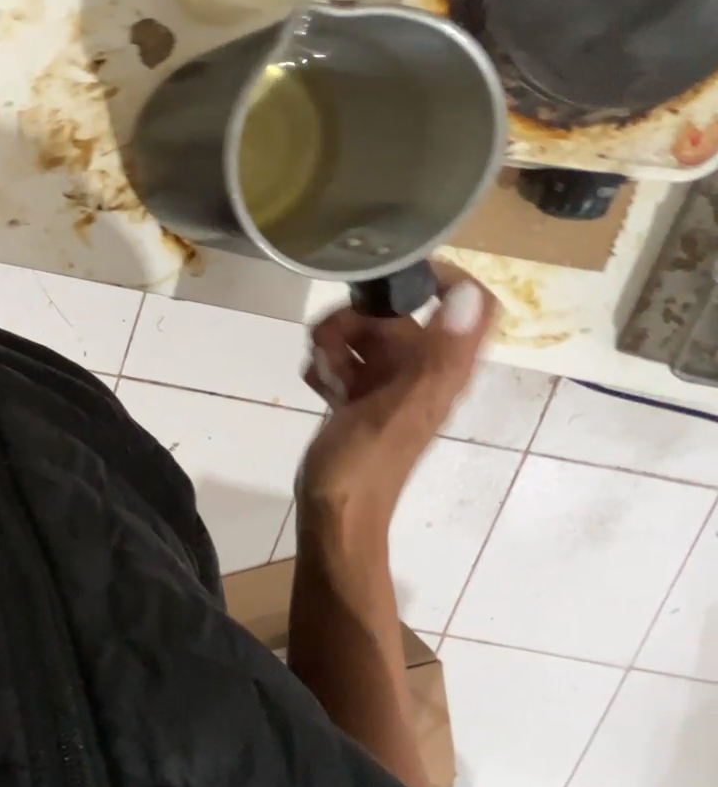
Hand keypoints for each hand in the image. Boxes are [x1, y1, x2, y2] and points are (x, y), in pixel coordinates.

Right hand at [297, 262, 499, 546]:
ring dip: (331, 346)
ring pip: (361, 334)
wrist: (334, 512)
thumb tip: (464, 295)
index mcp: (444, 368)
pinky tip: (318, 388)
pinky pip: (341, 359)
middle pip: (396, 313)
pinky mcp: (360, 394)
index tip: (385, 274)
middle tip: (326, 347)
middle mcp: (422, 368)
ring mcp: (390, 382)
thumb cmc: (365, 465)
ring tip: (323, 376)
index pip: (468, 302)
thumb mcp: (399, 408)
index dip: (439, 278)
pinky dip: (323, 367)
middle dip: (354, 320)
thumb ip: (434, 356)